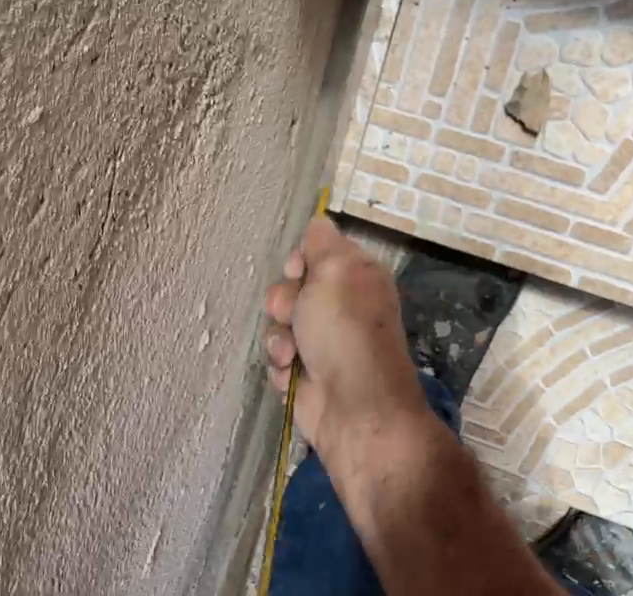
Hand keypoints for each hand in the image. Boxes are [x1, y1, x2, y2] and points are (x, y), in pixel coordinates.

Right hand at [262, 218, 427, 457]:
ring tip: (293, 354)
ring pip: (277, 324)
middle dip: (283, 302)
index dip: (300, 261)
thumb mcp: (336, 270)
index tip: (299, 273)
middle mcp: (340, 305)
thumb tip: (318, 221)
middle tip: (294, 315)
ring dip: (278, 338)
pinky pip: (277, 357)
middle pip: (289, 287)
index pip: (315, 250)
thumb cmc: (346, 332)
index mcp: (355, 275)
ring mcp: (322, 341)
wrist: (354, 411)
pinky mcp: (306, 373)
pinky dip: (282, 366)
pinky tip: (294, 377)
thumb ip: (321, 242)